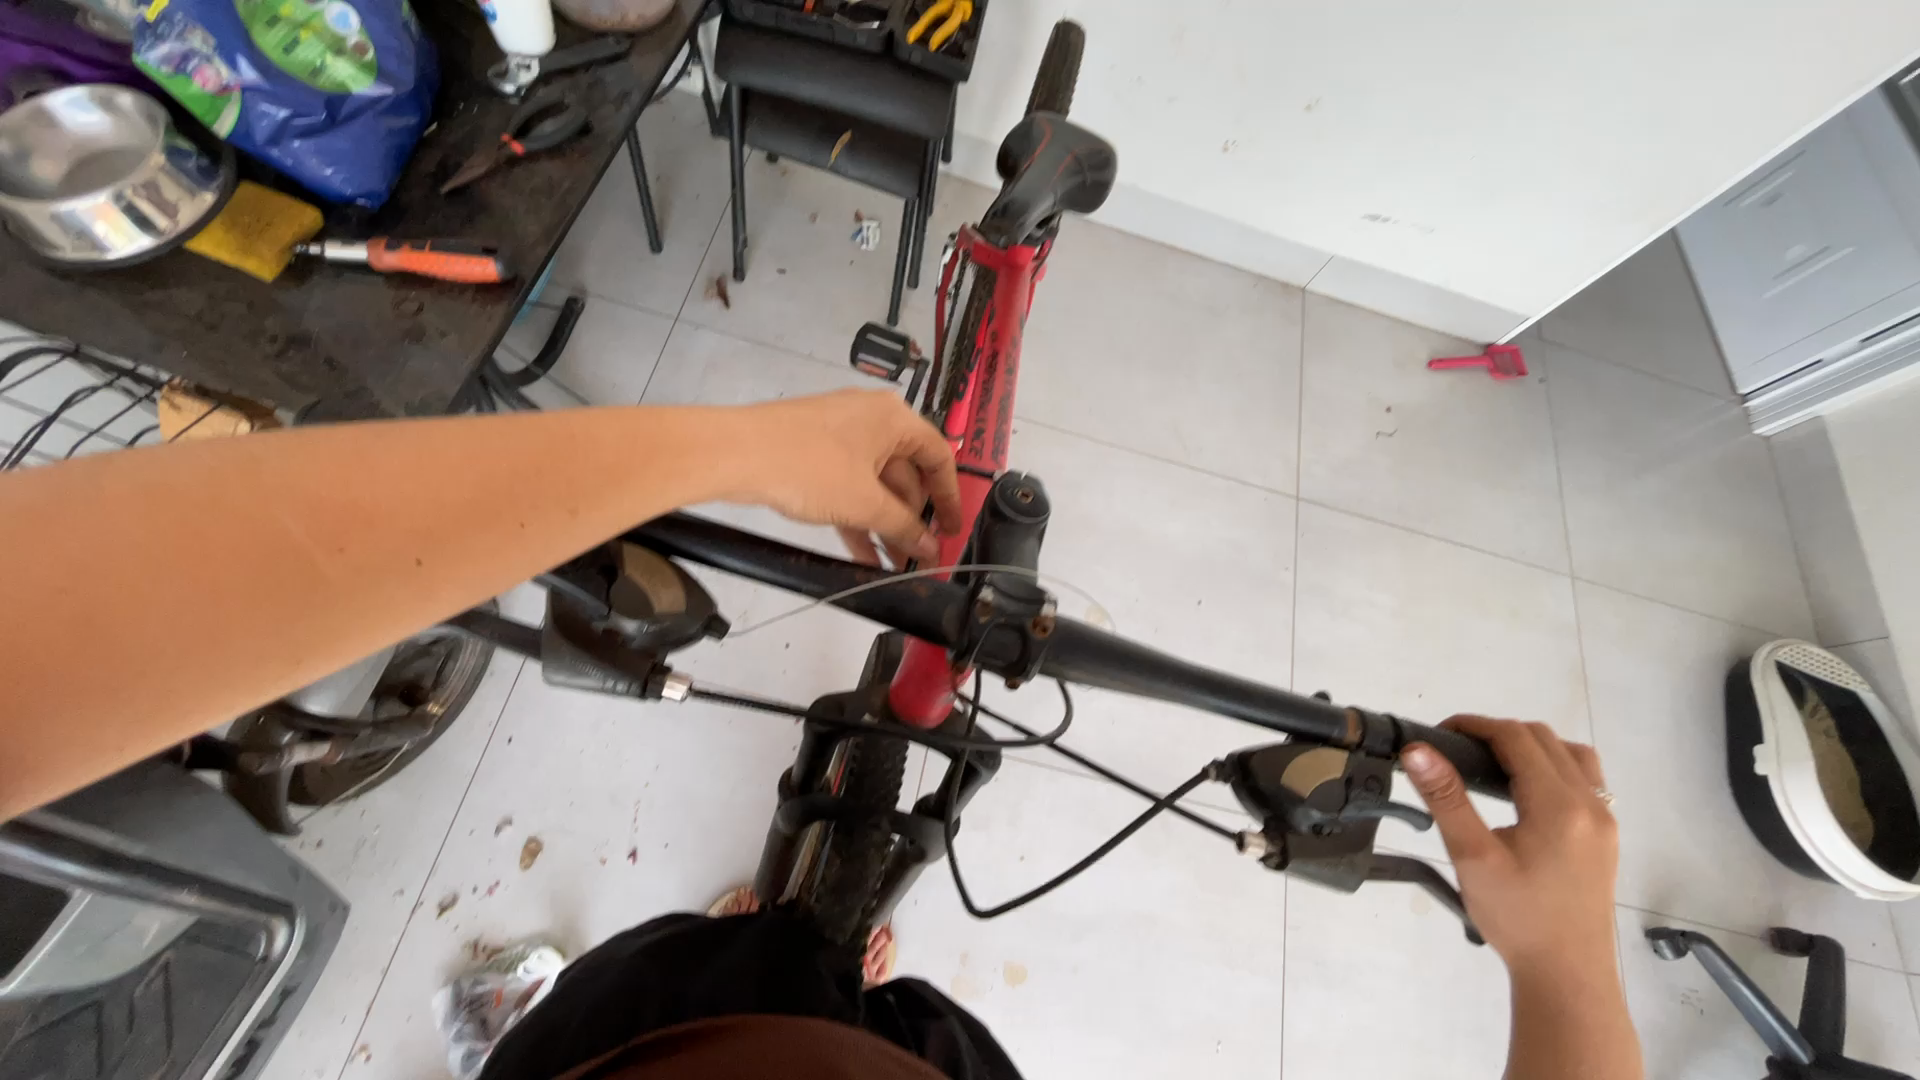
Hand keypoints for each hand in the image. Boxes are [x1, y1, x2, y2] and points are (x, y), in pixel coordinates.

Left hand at [728, 390, 962, 565]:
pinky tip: (862, 556)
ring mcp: (842, 434)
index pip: (938, 458)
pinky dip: (857, 517)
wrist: (736, 453)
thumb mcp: (865, 503)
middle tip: (916, 559)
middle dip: (910, 520)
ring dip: (883, 525)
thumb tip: (933, 549)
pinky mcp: (816, 450)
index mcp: (895, 419)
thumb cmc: (812, 469)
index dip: (950, 498)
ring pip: (875, 484)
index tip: (952, 532)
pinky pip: (849, 485)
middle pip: (905, 474)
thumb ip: (904, 527)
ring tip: (891, 566)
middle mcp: (873, 419)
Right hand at [1401, 716, 1617, 975]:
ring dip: (1529, 746)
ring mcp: (1605, 822)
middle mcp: (1591, 805)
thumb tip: (1416, 749)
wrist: (1567, 975)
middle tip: (1453, 752)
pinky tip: (1524, 791)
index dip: (1474, 725)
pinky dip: (1552, 766)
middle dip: (1497, 733)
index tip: (1437, 734)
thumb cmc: (1516, 916)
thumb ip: (1445, 798)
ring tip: (1489, 765)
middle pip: (1544, 739)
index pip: (1516, 738)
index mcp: (1559, 805)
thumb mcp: (1471, 856)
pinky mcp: (1606, 838)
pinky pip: (1585, 780)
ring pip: (1570, 755)